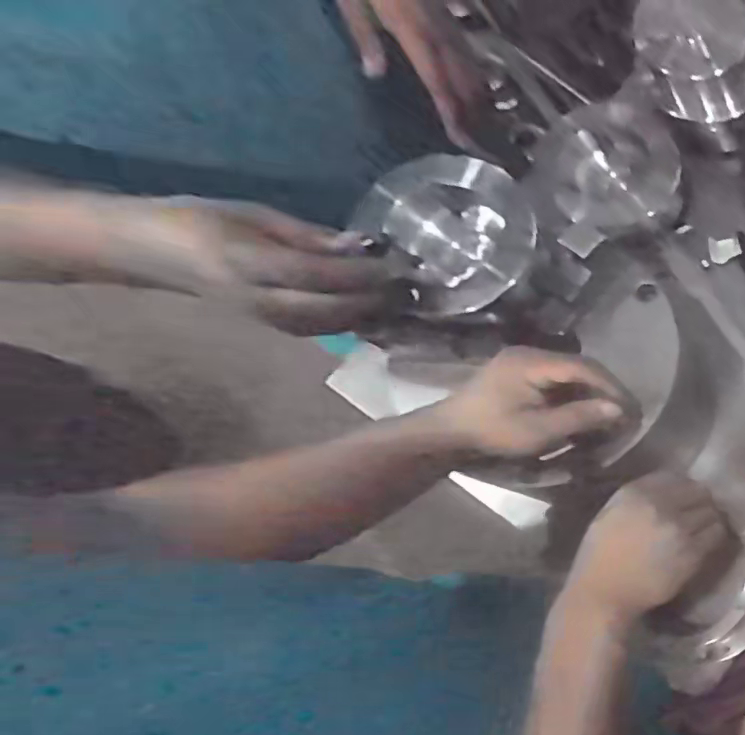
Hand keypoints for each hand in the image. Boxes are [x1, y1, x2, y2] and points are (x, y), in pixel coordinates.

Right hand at [111, 199, 399, 334]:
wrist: (148, 253)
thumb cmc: (200, 221)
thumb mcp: (252, 214)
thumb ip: (311, 236)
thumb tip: (363, 245)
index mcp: (245, 262)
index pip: (320, 275)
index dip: (366, 273)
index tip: (402, 265)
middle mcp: (262, 299)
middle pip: (337, 307)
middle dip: (382, 299)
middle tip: (417, 286)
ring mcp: (274, 322)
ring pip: (341, 325)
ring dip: (380, 314)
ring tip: (410, 296)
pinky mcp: (286, 331)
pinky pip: (335, 330)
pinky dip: (366, 321)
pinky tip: (389, 309)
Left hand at [336, 0, 485, 150]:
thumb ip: (362, 32)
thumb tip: (374, 73)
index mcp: (411, 30)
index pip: (438, 82)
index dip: (452, 112)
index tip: (462, 140)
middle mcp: (437, 32)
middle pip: (464, 80)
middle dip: (474, 113)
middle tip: (481, 141)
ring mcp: (446, 21)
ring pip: (471, 67)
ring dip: (480, 97)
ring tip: (486, 123)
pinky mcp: (446, 13)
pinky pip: (467, 50)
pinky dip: (475, 73)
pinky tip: (478, 85)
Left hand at [429, 348, 628, 459]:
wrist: (448, 435)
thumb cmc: (493, 433)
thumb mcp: (540, 430)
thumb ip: (580, 417)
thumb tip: (619, 410)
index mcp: (531, 362)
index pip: (584, 367)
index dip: (612, 387)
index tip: (632, 410)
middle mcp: (529, 354)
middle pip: (581, 367)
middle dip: (608, 390)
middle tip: (627, 414)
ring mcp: (525, 363)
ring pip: (573, 373)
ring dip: (595, 393)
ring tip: (612, 415)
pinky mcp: (523, 375)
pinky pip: (561, 380)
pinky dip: (579, 396)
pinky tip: (589, 413)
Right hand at [562, 475, 731, 624]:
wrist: (604, 592)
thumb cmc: (601, 555)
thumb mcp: (612, 513)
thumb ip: (640, 496)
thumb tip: (671, 488)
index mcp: (636, 493)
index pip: (676, 478)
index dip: (685, 488)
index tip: (687, 498)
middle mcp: (660, 506)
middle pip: (700, 493)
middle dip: (702, 502)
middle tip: (700, 513)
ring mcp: (679, 529)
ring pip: (712, 513)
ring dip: (711, 519)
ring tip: (705, 527)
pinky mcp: (693, 551)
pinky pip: (716, 535)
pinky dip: (715, 535)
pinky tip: (707, 541)